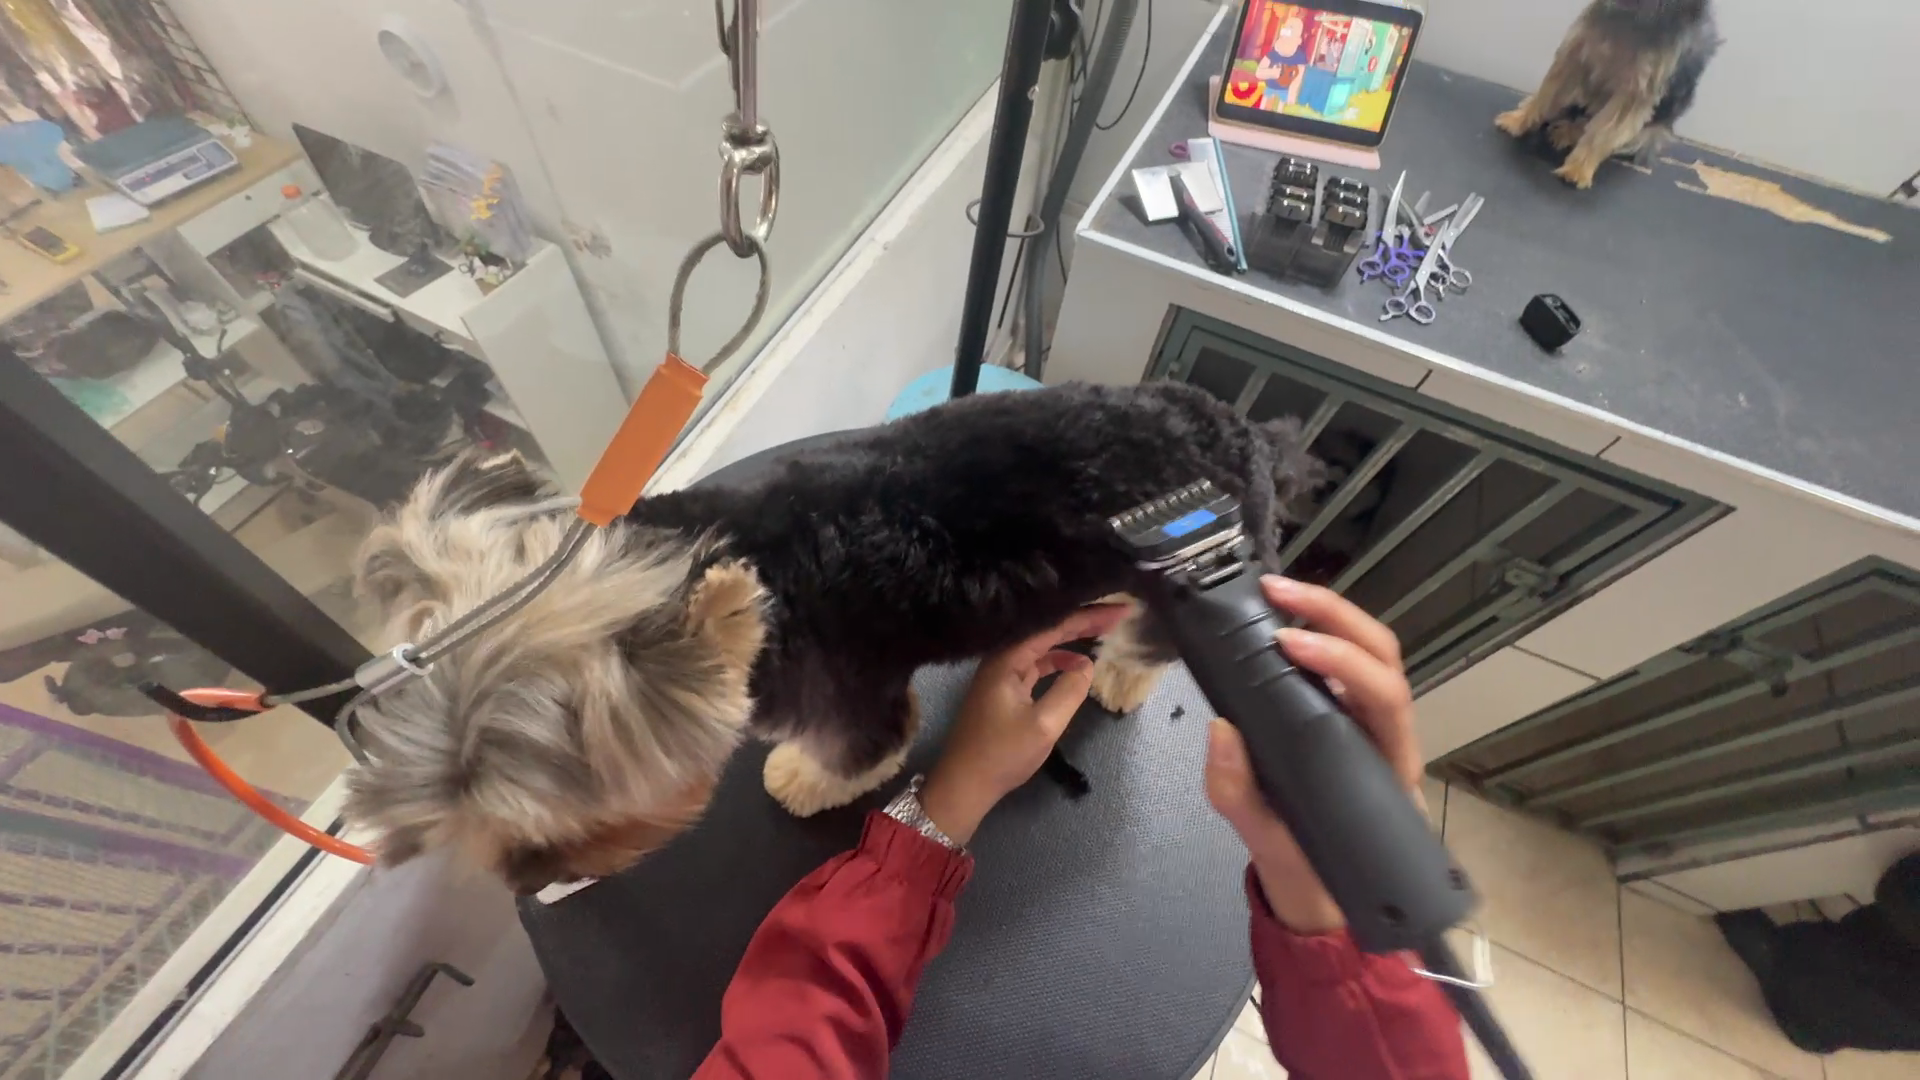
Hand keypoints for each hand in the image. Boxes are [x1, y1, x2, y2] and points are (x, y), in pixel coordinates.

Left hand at [921, 604, 1131, 844]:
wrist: (964, 784)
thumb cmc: (1002, 754)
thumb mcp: (1044, 724)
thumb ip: (1069, 690)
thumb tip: (1086, 665)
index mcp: (1007, 659)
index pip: (1052, 626)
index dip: (1087, 616)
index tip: (1119, 610)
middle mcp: (1001, 658)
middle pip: (1046, 630)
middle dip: (1082, 621)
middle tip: (1117, 614)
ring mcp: (1000, 673)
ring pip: (1041, 646)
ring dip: (1070, 639)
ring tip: (1102, 633)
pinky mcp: (1002, 688)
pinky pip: (1034, 663)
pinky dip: (1056, 660)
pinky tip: (1076, 665)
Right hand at [1204, 576, 1426, 933]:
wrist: (1318, 883)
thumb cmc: (1303, 859)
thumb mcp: (1264, 836)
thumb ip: (1238, 790)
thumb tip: (1221, 729)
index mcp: (1385, 764)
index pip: (1384, 695)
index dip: (1342, 660)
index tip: (1287, 643)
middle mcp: (1386, 732)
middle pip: (1384, 653)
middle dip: (1333, 613)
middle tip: (1275, 590)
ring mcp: (1366, 716)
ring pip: (1370, 647)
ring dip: (1325, 610)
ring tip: (1273, 591)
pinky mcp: (1341, 708)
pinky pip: (1342, 657)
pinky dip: (1314, 625)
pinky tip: (1278, 614)